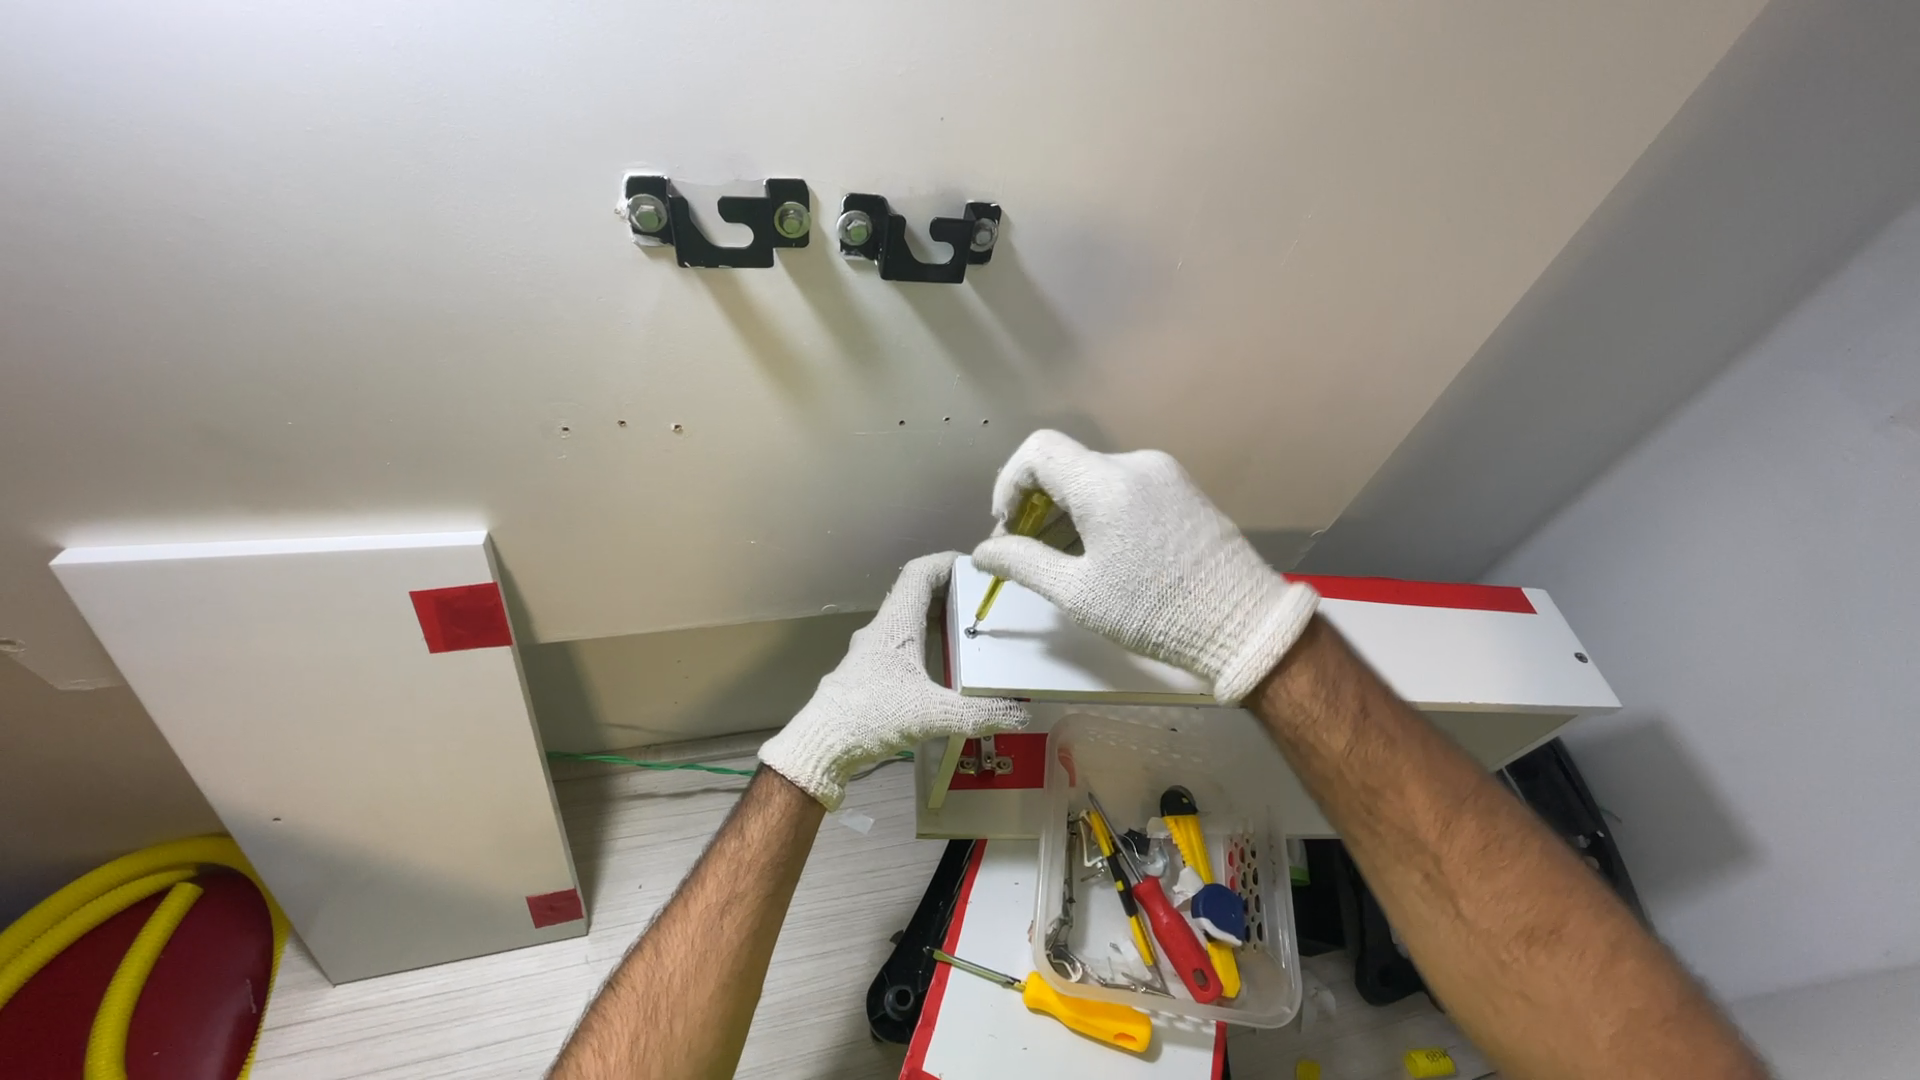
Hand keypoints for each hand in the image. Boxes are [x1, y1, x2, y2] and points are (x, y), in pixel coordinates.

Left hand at [759, 552, 1029, 808]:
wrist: (820, 748)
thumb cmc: (872, 716)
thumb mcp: (932, 715)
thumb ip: (979, 714)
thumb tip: (1021, 714)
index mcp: (895, 626)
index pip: (918, 574)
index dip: (945, 562)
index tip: (975, 566)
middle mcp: (880, 632)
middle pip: (915, 596)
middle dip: (949, 593)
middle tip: (983, 602)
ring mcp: (870, 654)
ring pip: (906, 624)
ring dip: (935, 621)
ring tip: (969, 633)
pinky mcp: (866, 675)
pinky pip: (899, 647)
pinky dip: (923, 646)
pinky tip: (940, 671)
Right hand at [972, 430, 1318, 703]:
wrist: (1243, 625)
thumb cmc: (1153, 612)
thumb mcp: (1077, 593)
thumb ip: (1023, 563)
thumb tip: (983, 551)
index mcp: (1105, 483)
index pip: (1037, 451)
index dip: (1009, 483)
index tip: (1008, 528)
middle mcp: (1134, 464)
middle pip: (1065, 466)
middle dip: (1036, 505)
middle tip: (1029, 554)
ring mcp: (1164, 474)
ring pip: (1094, 478)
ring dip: (1067, 512)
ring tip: (1064, 561)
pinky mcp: (1182, 490)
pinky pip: (1124, 488)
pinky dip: (1099, 512)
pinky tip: (1102, 553)